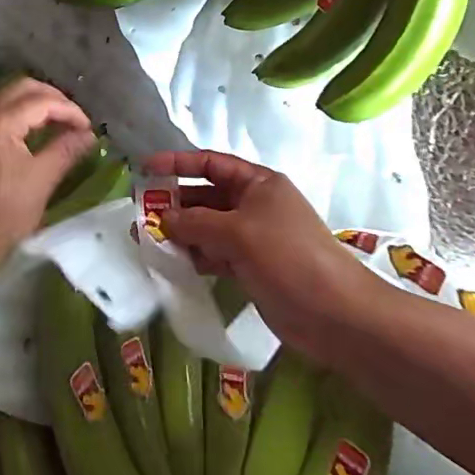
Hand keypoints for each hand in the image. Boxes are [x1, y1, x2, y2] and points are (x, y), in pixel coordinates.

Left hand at [0, 78, 96, 278]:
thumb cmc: (3, 216)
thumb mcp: (42, 181)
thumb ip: (66, 150)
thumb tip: (90, 135)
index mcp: (0, 125)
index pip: (42, 102)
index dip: (70, 111)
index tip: (89, 129)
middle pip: (25, 88)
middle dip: (55, 99)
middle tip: (76, 120)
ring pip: (14, 97)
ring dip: (41, 104)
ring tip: (65, 123)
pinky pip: (6, 111)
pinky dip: (28, 113)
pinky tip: (45, 131)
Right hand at [146, 151, 377, 359]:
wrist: (332, 311)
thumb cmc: (287, 256)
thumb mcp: (238, 232)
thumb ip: (197, 222)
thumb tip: (163, 218)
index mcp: (258, 182)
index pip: (213, 163)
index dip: (179, 163)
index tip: (147, 168)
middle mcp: (255, 204)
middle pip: (208, 196)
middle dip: (177, 203)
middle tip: (141, 214)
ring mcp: (253, 237)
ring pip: (209, 227)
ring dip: (183, 232)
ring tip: (149, 242)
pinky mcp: (251, 266)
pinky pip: (215, 254)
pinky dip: (196, 256)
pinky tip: (174, 264)